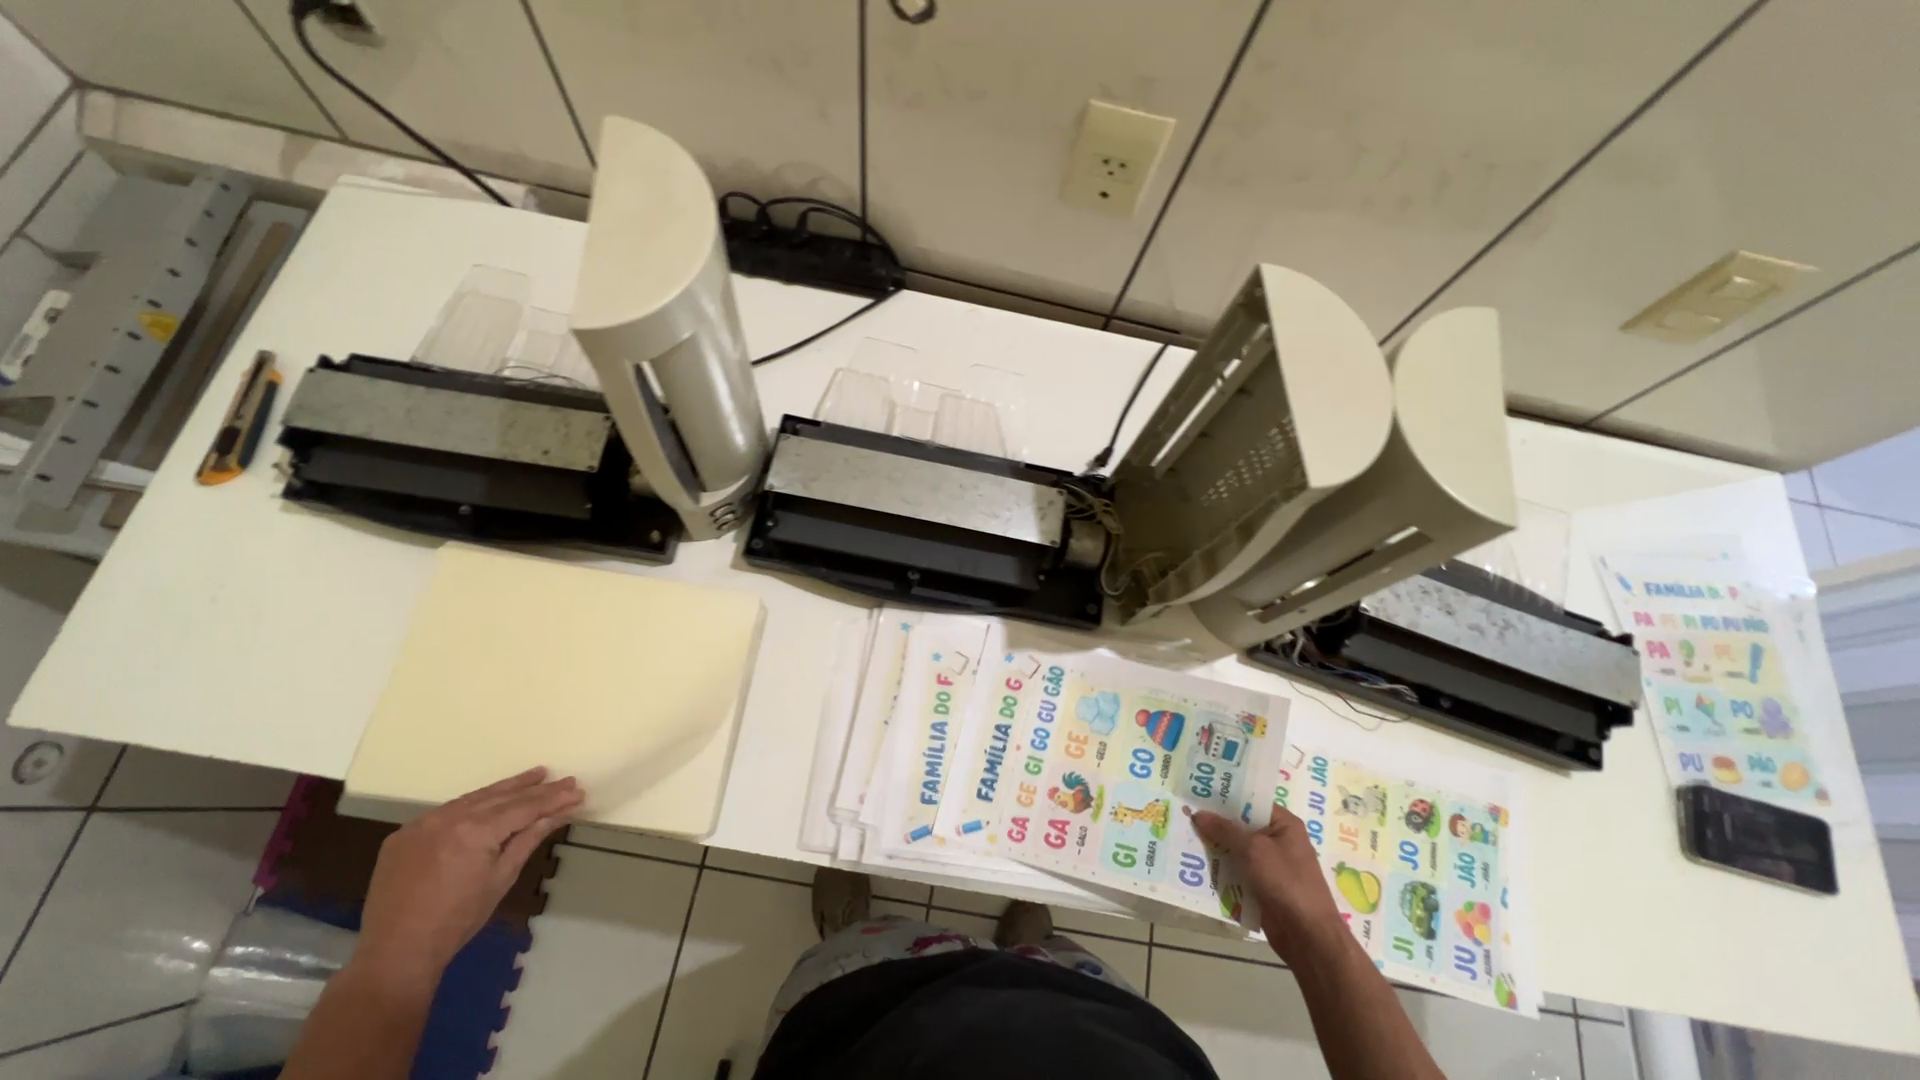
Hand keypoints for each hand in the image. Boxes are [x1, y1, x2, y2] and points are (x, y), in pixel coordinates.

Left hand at [354, 768, 583, 981]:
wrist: (396, 950)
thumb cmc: (458, 920)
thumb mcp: (501, 879)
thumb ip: (527, 840)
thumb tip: (555, 815)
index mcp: (474, 831)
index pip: (523, 807)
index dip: (552, 799)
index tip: (577, 791)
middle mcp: (448, 817)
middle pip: (500, 797)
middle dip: (534, 788)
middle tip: (562, 779)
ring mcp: (422, 823)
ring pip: (473, 799)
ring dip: (505, 789)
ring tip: (534, 777)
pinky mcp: (404, 835)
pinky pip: (446, 812)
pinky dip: (473, 804)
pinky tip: (488, 802)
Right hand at [1192, 804, 1345, 964]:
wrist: (1307, 934)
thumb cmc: (1286, 882)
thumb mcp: (1254, 850)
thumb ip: (1225, 830)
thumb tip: (1198, 814)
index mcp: (1284, 824)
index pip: (1251, 802)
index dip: (1225, 798)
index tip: (1196, 794)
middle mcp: (1277, 840)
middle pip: (1240, 826)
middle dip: (1214, 824)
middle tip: (1183, 815)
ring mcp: (1268, 865)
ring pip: (1235, 850)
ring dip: (1213, 848)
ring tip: (1181, 837)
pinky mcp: (1260, 886)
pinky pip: (1235, 871)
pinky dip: (1219, 869)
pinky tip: (1194, 865)